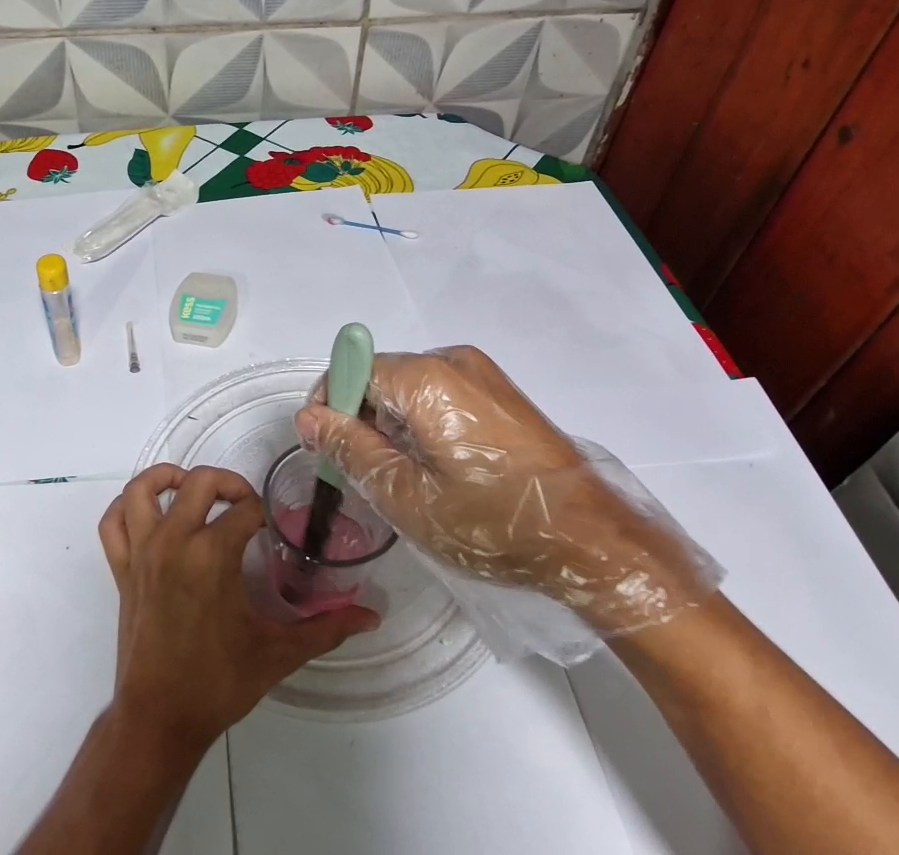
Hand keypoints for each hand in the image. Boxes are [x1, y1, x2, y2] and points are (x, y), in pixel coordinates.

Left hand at [98, 464, 378, 749]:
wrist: (160, 718)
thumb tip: (372, 616)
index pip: (246, 510)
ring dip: (169, 479)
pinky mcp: (121, 570)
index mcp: (212, 555)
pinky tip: (152, 513)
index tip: (278, 531)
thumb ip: (327, 628)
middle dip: (230, 484)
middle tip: (248, 505)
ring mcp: (141, 553)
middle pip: (200, 482)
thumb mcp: (279, 652)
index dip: (268, 514)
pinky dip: (127, 507)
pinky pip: (113, 523)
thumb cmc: (220, 682)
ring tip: (196, 490)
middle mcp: (173, 542)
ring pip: (143, 490)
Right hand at [295, 345, 717, 634]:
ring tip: (409, 483)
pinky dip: (425, 427)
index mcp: (427, 378)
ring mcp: (483, 375)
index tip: (331, 456)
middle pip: (382, 378)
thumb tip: (308, 417)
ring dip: (394, 428)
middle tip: (369, 479)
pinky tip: (441, 472)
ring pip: (410, 390)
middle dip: (362, 421)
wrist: (590, 538)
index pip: (352, 371)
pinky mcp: (501, 394)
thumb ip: (350, 449)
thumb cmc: (490, 521)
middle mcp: (454, 360)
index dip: (330, 410)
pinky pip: (441, 397)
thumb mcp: (406, 496)